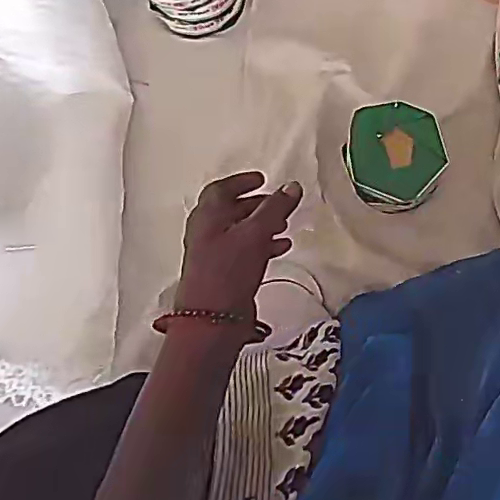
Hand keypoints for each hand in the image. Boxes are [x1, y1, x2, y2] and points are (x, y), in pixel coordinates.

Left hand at [175, 172, 303, 315]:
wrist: (213, 320)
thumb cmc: (229, 270)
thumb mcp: (255, 233)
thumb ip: (275, 208)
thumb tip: (292, 186)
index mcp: (207, 217)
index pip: (221, 189)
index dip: (241, 182)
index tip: (262, 179)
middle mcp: (207, 232)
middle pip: (232, 209)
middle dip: (257, 204)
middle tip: (278, 202)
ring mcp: (214, 254)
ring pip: (240, 230)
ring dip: (262, 224)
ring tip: (284, 225)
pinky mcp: (225, 272)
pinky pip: (245, 250)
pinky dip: (263, 244)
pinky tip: (281, 247)